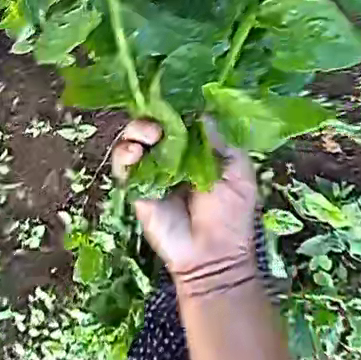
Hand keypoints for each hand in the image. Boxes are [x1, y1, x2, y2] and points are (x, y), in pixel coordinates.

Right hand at [111, 119, 260, 297]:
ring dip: (136, 130)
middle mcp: (170, 155)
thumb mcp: (237, 172)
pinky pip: (123, 167)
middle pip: (152, 124)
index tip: (173, 103)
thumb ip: (220, 142)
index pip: (178, 118)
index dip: (173, 108)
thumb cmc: (232, 214)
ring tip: (149, 136)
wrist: (215, 256)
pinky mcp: (137, 189)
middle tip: (159, 125)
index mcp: (195, 148)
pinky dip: (124, 155)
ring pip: (133, 140)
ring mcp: (152, 171)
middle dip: (151, 116)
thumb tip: (201, 114)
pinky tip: (135, 153)